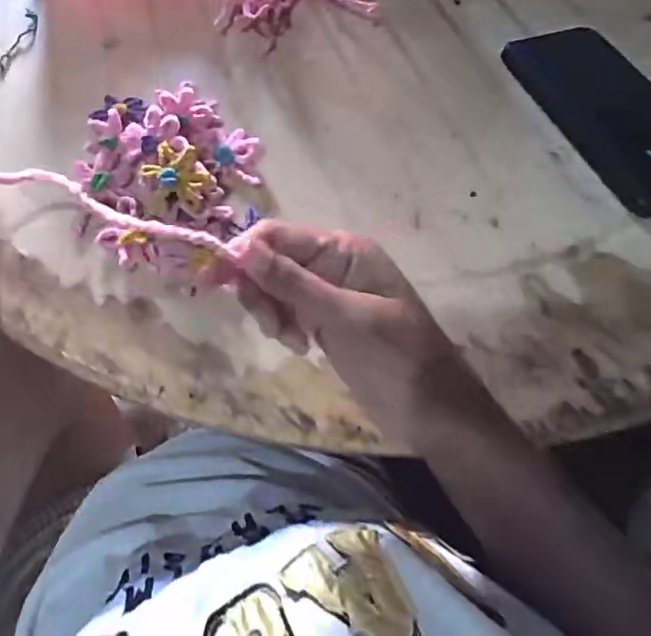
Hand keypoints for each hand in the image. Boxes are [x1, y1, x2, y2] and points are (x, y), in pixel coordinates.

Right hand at [231, 221, 501, 447]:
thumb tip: (241, 248)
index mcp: (342, 249)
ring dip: (270, 311)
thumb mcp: (344, 317)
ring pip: (273, 287)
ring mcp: (326, 292)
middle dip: (259, 289)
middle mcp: (330, 263)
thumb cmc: (397, 358)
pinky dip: (281, 325)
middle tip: (269, 324)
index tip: (215, 280)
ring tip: (292, 340)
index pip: (277, 236)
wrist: (435, 414)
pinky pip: (284, 310)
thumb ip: (292, 283)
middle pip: (270, 260)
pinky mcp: (322, 320)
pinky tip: (301, 346)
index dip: (244, 252)